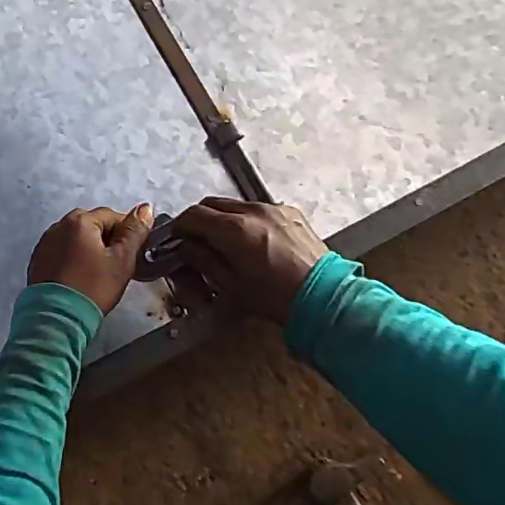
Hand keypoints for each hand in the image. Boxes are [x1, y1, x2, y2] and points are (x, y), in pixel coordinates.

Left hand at [26, 203, 154, 314]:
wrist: (57, 316)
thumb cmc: (93, 287)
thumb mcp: (121, 260)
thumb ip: (134, 232)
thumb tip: (145, 208)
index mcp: (79, 221)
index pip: (111, 215)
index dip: (126, 232)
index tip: (133, 251)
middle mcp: (59, 226)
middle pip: (91, 224)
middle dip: (107, 238)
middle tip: (117, 263)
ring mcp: (45, 242)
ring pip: (75, 237)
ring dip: (89, 247)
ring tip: (99, 271)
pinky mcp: (38, 259)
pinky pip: (61, 250)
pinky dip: (73, 257)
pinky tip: (80, 275)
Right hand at [170, 197, 329, 321]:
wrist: (327, 300)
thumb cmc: (275, 299)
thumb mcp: (230, 285)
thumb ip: (202, 259)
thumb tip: (185, 246)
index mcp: (234, 229)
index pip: (193, 215)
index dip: (180, 227)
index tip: (177, 239)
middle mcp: (253, 211)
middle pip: (212, 203)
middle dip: (200, 219)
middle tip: (197, 240)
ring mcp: (274, 209)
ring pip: (235, 204)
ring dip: (223, 218)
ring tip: (226, 242)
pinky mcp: (291, 213)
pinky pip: (258, 209)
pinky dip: (247, 219)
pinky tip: (253, 241)